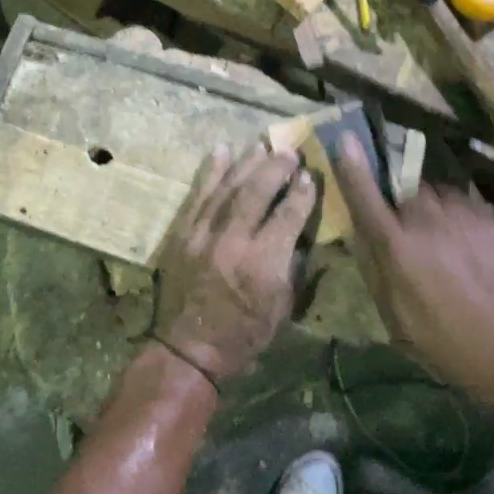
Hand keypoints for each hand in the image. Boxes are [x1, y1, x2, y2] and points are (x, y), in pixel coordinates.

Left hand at [152, 142, 314, 381]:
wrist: (188, 348)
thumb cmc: (243, 335)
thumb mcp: (282, 310)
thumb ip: (292, 268)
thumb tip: (300, 234)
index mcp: (263, 264)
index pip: (288, 216)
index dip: (302, 193)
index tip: (311, 175)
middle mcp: (233, 241)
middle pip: (257, 192)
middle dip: (275, 168)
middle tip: (289, 152)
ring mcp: (203, 233)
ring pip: (228, 187)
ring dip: (246, 163)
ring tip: (261, 144)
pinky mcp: (183, 232)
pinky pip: (198, 194)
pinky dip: (211, 171)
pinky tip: (222, 150)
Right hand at [330, 134, 493, 411]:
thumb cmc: (458, 348)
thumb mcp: (401, 324)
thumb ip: (376, 273)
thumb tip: (362, 237)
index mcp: (399, 248)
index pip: (365, 196)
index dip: (351, 167)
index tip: (345, 138)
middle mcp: (429, 219)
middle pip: (405, 196)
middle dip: (403, 212)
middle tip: (414, 246)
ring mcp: (467, 214)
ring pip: (438, 199)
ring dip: (435, 215)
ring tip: (450, 252)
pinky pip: (466, 208)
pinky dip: (462, 222)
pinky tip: (477, 256)